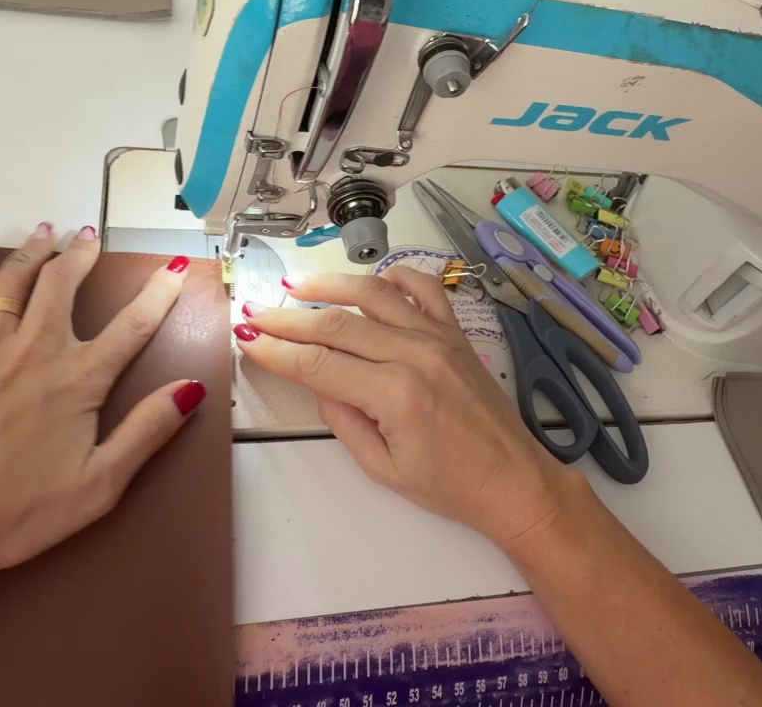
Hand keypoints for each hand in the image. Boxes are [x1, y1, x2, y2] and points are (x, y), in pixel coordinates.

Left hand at [0, 225, 205, 606]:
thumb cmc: (14, 512)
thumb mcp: (97, 486)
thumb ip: (146, 432)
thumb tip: (191, 388)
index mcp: (78, 379)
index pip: (133, 326)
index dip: (160, 293)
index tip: (176, 267)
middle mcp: (36, 351)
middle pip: (62, 285)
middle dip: (80, 255)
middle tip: (89, 235)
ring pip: (13, 284)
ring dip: (32, 253)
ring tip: (45, 232)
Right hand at [234, 269, 580, 547]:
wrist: (514, 480)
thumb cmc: (449, 486)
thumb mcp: (383, 469)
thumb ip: (343, 420)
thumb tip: (317, 380)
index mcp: (395, 394)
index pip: (319, 364)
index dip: (277, 350)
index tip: (247, 339)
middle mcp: (415, 354)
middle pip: (337, 324)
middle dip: (289, 318)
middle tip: (256, 312)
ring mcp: (438, 336)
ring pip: (374, 293)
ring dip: (331, 284)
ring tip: (297, 284)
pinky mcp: (455, 331)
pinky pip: (423, 288)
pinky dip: (395, 276)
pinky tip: (369, 278)